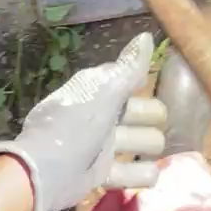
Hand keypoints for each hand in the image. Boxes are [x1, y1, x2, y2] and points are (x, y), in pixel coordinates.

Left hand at [0, 32, 164, 210]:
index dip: (141, 80)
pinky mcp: (100, 173)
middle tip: (166, 121)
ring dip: (147, 143)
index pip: (126, 79)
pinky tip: (154, 175)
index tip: (159, 82)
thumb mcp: (105, 92)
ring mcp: (99, 145)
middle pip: (135, 111)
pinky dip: (139, 174)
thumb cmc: (75, 126)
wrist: (44, 172)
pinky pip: (126, 172)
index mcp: (96, 90)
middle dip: (150, 115)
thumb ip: (129, 67)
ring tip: (160, 149)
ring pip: (135, 141)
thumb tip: (146, 36)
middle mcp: (99, 114)